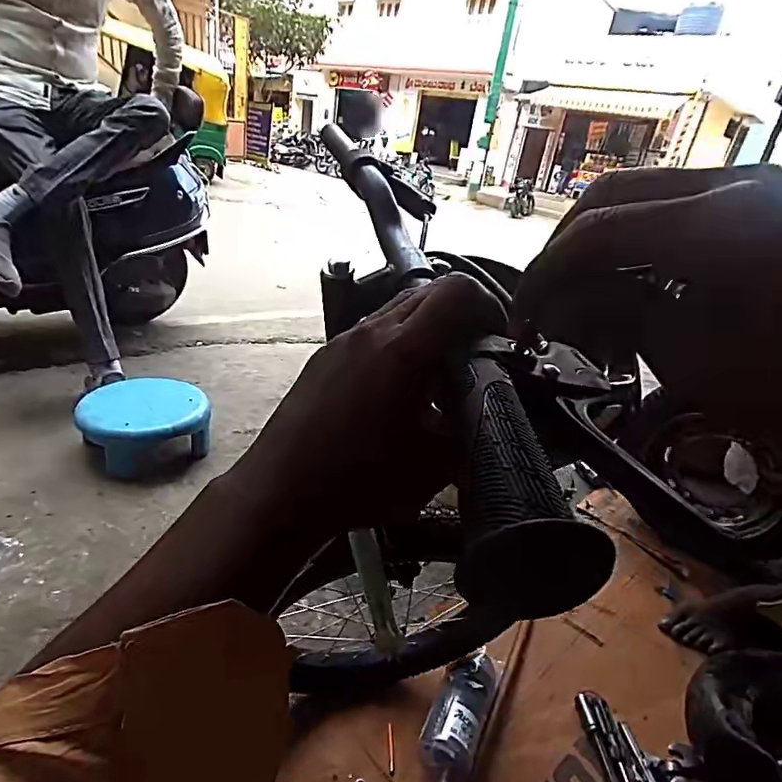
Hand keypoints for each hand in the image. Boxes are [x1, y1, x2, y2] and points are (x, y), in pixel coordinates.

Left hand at [30, 273, 503, 665]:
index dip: (490, 307)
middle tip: (475, 356)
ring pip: (398, 311)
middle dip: (462, 317)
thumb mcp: (433, 464)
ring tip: (436, 379)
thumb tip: (489, 409)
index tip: (500, 340)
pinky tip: (397, 391)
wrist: (281, 490)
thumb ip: (470, 426)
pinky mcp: (323, 357)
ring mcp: (340, 342)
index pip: (459, 292)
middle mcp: (368, 333)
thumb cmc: (356, 482)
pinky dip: (397, 345)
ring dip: (427, 330)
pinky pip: (371, 333)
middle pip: (430, 294)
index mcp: (401, 351)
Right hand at [511, 165, 781, 502]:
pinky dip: (632, 254)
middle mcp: (738, 184)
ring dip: (596, 257)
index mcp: (724, 221)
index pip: (598, 231)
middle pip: (608, 199)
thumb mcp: (683, 355)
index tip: (521, 316)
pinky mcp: (753, 206)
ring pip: (633, 202)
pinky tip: (625, 300)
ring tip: (589, 317)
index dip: (546, 275)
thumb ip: (611, 311)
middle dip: (564, 257)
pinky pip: (666, 216)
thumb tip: (552, 300)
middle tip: (544, 307)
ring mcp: (751, 188)